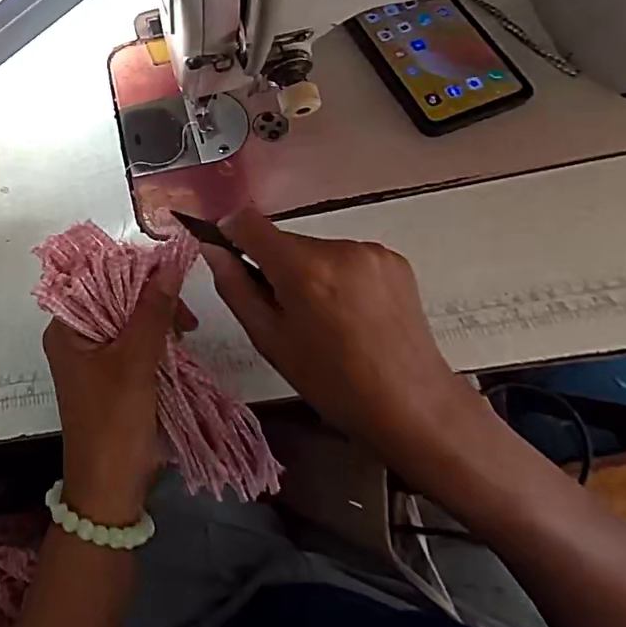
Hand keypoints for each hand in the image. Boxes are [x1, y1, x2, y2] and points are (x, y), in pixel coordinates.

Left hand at [42, 262, 195, 525]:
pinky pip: (134, 340)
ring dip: (159, 320)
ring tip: (186, 335)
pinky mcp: (110, 372)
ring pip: (129, 317)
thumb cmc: (114, 422)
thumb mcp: (136, 362)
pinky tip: (178, 346)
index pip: (97, 276)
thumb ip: (153, 310)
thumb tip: (172, 263)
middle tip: (186, 318)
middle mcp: (75, 335)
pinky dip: (157, 339)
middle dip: (152, 299)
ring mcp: (92, 355)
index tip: (172, 275)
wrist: (109, 489)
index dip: (134, 269)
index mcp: (65, 327)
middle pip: (115, 295)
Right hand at [200, 208, 495, 477]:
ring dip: (310, 272)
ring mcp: (371, 251)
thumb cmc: (332, 382)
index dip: (230, 232)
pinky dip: (339, 277)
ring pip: (317, 251)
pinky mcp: (394, 260)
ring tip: (325, 319)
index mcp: (303, 268)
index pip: (249, 222)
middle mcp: (339, 247)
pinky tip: (351, 314)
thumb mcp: (270, 340)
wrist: (412, 404)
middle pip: (286, 241)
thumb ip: (235, 288)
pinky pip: (348, 258)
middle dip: (277, 266)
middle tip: (286, 313)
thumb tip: (213, 249)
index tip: (228, 252)